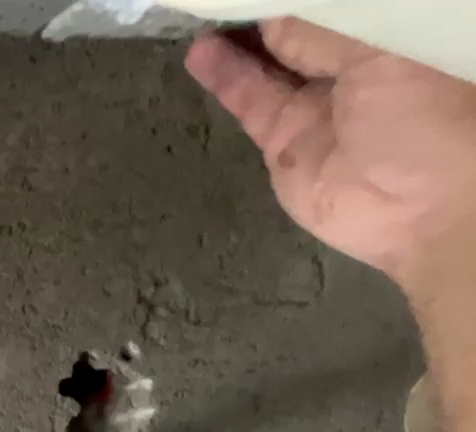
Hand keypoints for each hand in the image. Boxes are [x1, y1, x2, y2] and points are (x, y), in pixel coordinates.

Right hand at [185, 19, 475, 300]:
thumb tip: (275, 17)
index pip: (351, 3)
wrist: (430, 200)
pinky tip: (202, 50)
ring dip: (244, 33)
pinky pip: (251, 96)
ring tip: (209, 10)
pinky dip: (225, 74)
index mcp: (411, 27)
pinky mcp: (286, 135)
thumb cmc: (440, 105)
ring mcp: (325, 97)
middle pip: (313, 22)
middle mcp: (370, 56)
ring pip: (277, 55)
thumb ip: (332, 29)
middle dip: (275, 7)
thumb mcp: (392, 49)